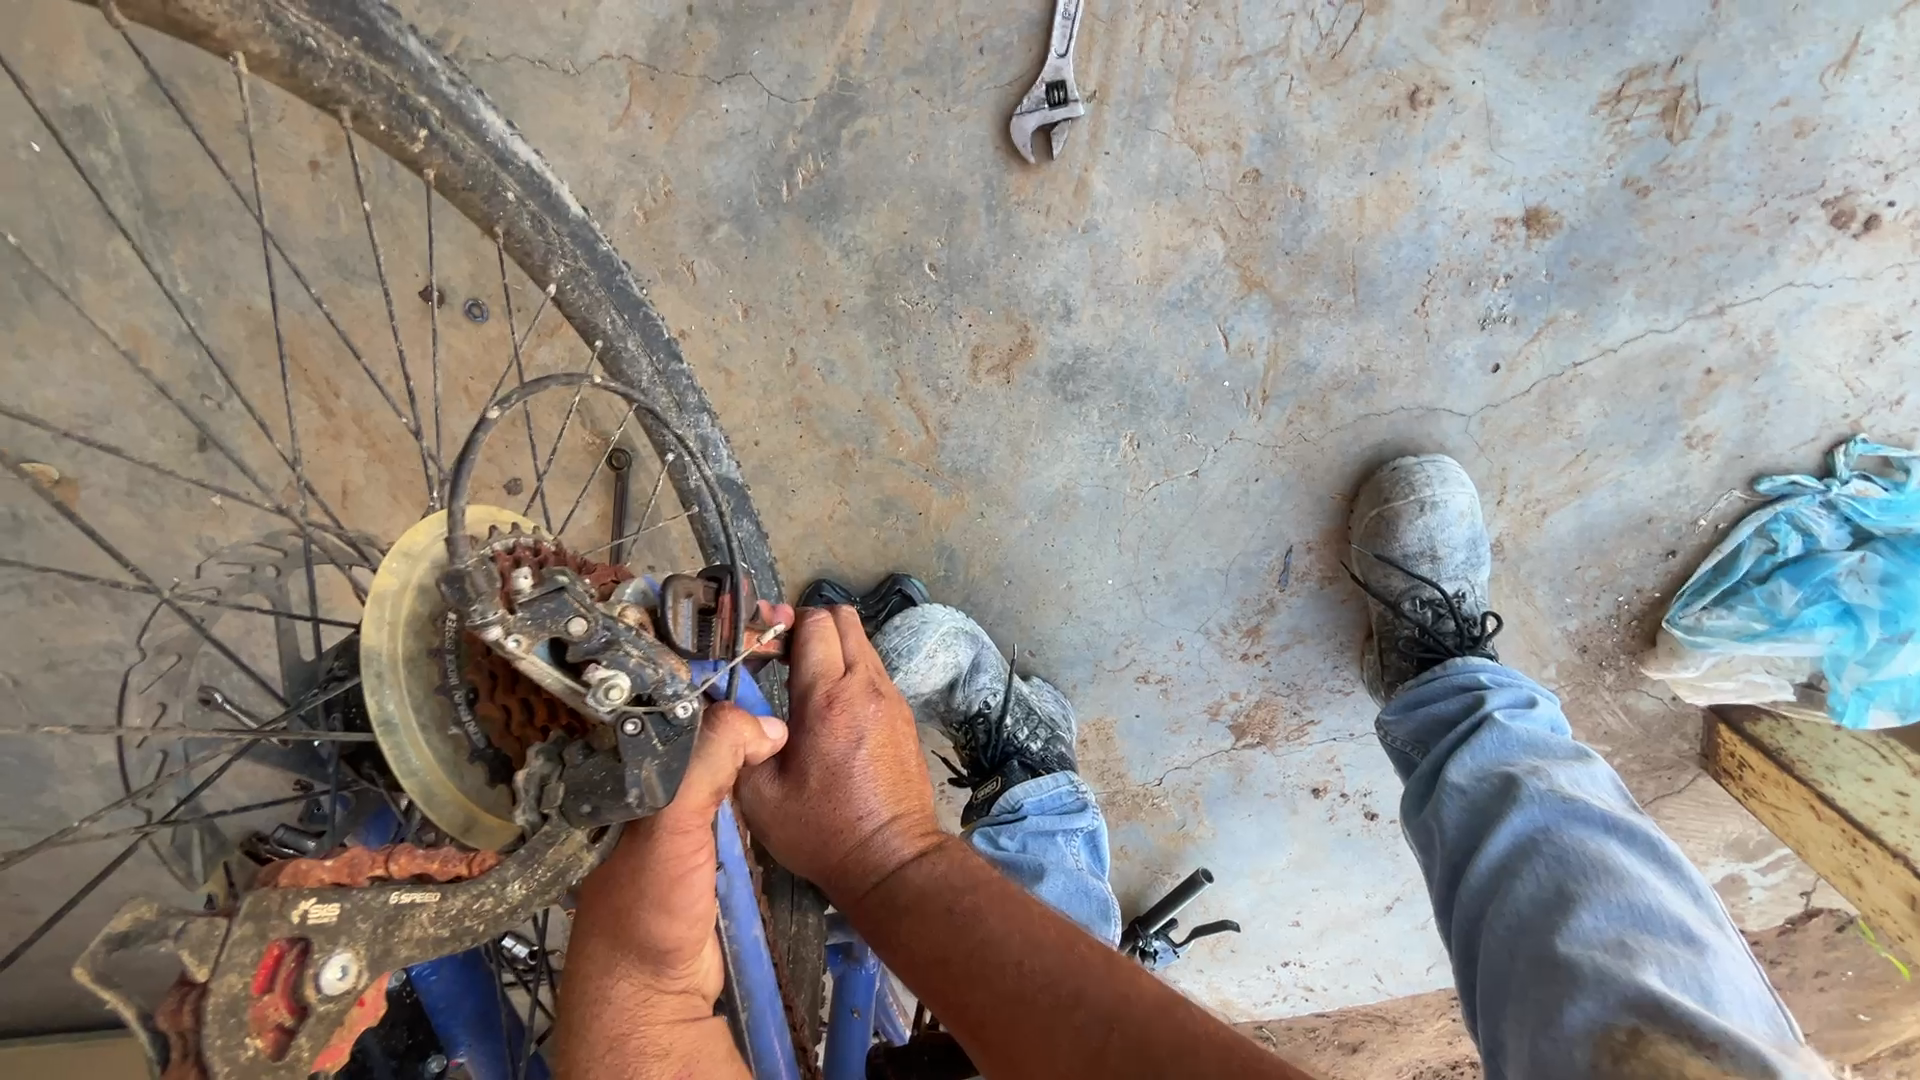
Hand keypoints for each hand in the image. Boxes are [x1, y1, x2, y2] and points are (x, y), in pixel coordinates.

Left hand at [564, 699, 787, 1019]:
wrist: (658, 991)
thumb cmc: (649, 902)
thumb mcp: (672, 820)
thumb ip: (708, 761)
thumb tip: (768, 726)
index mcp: (618, 774)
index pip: (666, 712)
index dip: (708, 693)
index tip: (754, 682)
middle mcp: (642, 787)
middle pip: (697, 736)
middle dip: (738, 725)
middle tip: (779, 718)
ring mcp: (673, 818)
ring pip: (718, 767)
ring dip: (750, 755)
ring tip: (785, 739)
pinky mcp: (702, 844)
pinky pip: (731, 800)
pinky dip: (753, 788)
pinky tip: (775, 778)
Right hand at [737, 606, 947, 906]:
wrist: (892, 859)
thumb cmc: (822, 830)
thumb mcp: (760, 796)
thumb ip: (741, 741)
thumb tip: (738, 708)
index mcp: (828, 698)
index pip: (814, 623)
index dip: (785, 624)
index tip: (766, 649)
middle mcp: (866, 685)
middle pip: (843, 619)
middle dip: (811, 627)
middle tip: (786, 660)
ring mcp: (892, 697)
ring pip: (862, 643)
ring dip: (834, 650)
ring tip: (808, 689)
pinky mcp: (904, 713)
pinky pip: (874, 671)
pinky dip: (852, 673)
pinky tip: (834, 712)